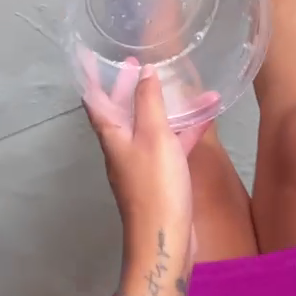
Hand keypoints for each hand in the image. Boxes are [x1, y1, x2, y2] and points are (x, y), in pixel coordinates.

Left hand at [82, 61, 212, 263]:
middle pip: (120, 109)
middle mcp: (123, 146)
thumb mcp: (153, 136)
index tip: (88, 54)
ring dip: (161, 103)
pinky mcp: (162, 176)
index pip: (94, 98)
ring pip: (149, 124)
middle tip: (134, 60)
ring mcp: (142, 162)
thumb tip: (143, 71)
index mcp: (112, 134)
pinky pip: (172, 142)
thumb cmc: (155, 185)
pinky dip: (186, 127)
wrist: (165, 241)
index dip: (90, 76)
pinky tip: (208, 112)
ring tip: (177, 80)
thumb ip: (148, 101)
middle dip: (125, 85)